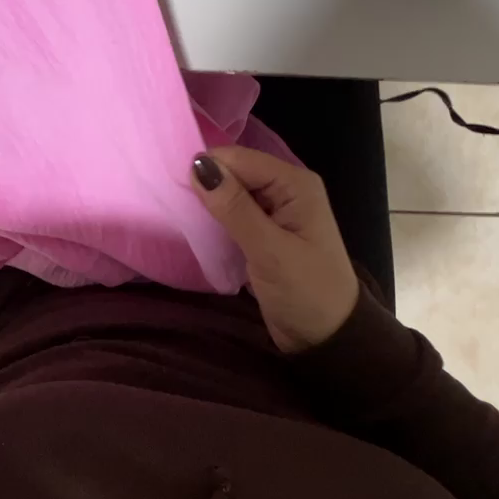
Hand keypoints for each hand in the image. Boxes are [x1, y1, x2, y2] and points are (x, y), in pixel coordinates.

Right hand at [192, 147, 360, 354]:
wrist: (326, 339)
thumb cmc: (305, 292)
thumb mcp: (269, 250)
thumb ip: (234, 208)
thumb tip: (198, 166)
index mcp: (295, 184)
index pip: (240, 159)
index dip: (208, 168)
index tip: (173, 188)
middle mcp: (285, 190)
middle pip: (235, 172)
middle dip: (206, 183)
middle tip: (172, 203)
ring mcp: (275, 212)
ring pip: (231, 193)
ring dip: (208, 203)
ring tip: (178, 215)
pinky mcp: (263, 233)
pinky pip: (233, 214)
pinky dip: (216, 220)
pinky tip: (196, 229)